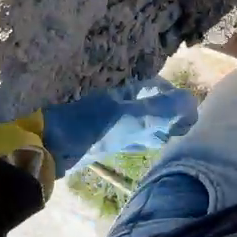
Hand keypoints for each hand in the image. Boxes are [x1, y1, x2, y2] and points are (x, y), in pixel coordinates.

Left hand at [0, 77, 196, 200]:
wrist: (44, 149)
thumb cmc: (88, 129)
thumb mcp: (129, 120)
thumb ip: (160, 112)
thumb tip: (192, 102)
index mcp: (123, 94)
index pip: (154, 87)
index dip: (173, 96)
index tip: (190, 109)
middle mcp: (115, 104)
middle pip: (147, 104)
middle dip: (167, 112)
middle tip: (187, 125)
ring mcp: (104, 123)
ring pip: (137, 121)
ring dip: (155, 127)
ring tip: (174, 136)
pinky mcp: (95, 141)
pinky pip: (126, 136)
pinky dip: (141, 139)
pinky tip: (145, 146)